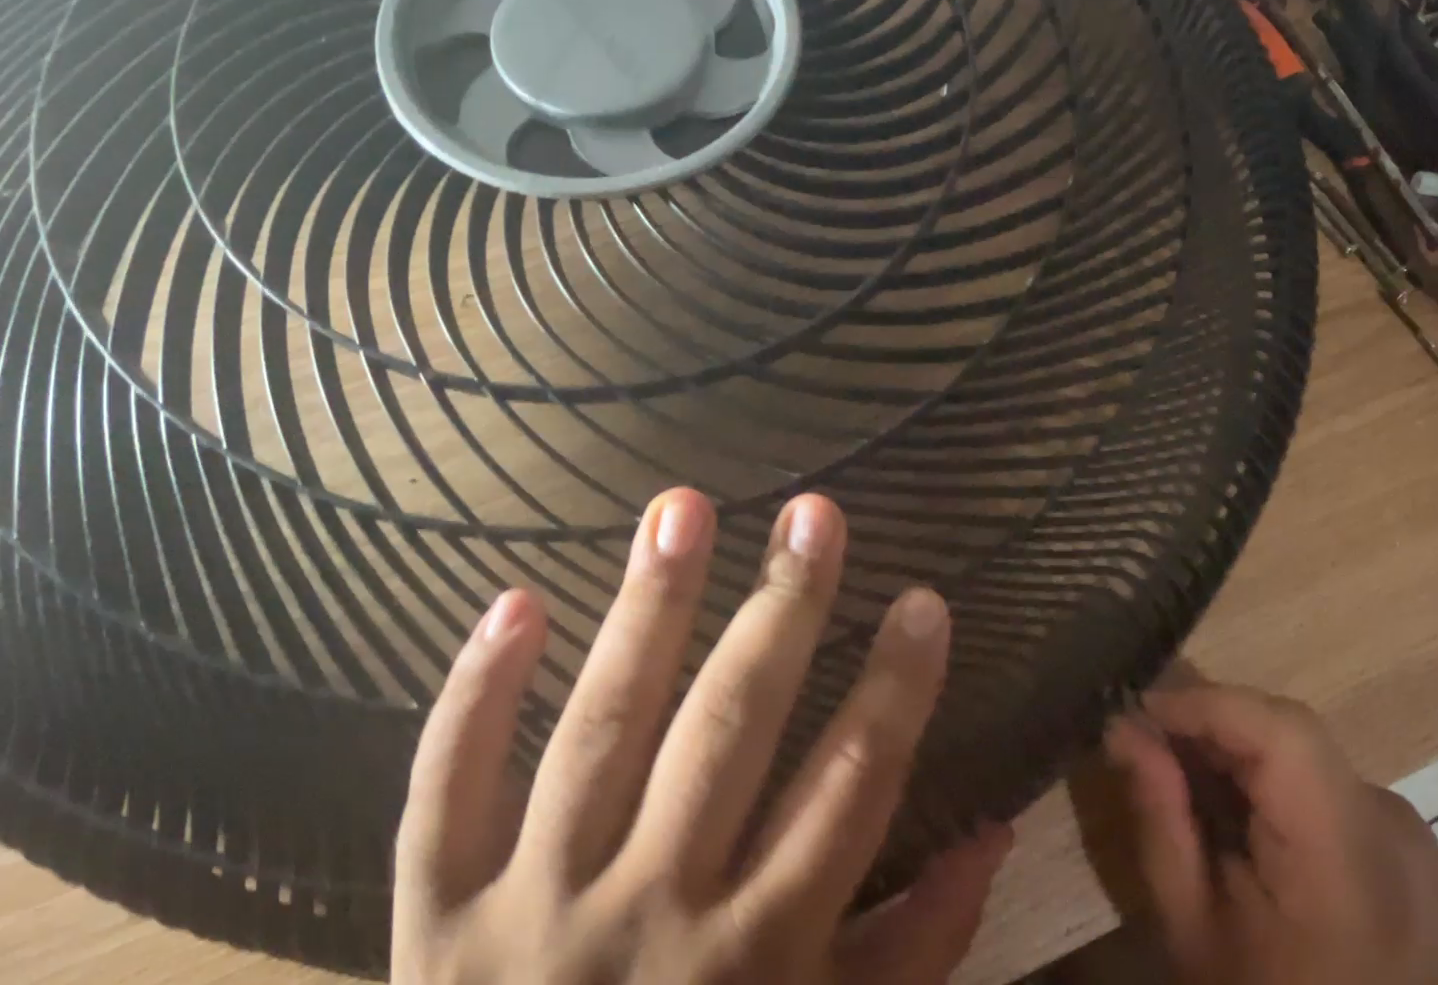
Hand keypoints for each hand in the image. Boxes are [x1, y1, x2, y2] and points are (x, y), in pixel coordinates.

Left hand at [394, 490, 1011, 984]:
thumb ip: (919, 945)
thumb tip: (994, 832)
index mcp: (762, 953)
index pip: (849, 787)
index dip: (895, 688)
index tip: (924, 600)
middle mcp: (653, 914)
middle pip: (729, 733)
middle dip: (782, 612)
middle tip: (815, 514)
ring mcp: (531, 911)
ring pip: (598, 733)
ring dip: (647, 611)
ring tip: (684, 509)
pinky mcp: (432, 917)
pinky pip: (442, 791)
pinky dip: (473, 697)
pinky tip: (516, 601)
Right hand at [1105, 686, 1437, 984]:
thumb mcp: (1192, 925)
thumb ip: (1161, 817)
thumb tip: (1123, 727)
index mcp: (1346, 858)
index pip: (1283, 731)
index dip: (1208, 703)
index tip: (1141, 712)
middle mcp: (1391, 823)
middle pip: (1290, 735)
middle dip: (1211, 728)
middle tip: (1146, 749)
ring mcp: (1409, 831)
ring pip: (1304, 752)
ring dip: (1237, 753)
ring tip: (1183, 784)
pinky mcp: (1408, 841)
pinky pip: (1325, 780)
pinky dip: (1271, 781)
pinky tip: (1235, 814)